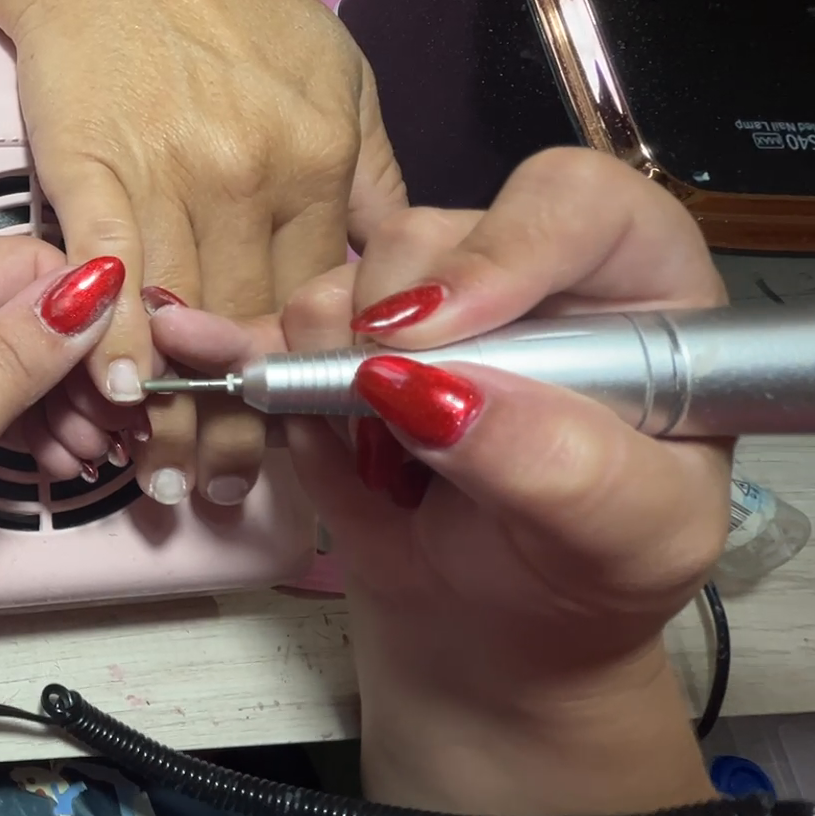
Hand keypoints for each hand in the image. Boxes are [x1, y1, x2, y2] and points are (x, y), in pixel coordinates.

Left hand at [0, 239, 120, 635]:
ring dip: (60, 399)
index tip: (136, 371)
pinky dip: (24, 422)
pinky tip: (52, 458)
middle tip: (123, 427)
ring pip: (10, 355)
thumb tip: (90, 288)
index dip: (95, 309)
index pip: (28, 263)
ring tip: (88, 455)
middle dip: (83, 363)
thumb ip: (9, 358)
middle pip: (23, 310)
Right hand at [6, 0, 404, 509]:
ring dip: (177, 408)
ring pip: (186, 314)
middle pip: (255, 324)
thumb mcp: (333, 69)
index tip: (295, 444)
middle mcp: (256, 174)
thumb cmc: (213, 6)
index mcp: (321, 157)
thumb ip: (367, 170)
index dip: (308, 381)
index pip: (324, 297)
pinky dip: (113, 335)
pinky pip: (112, 267)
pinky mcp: (95, 167)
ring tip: (165, 478)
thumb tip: (393, 255)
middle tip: (223, 498)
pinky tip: (113, 398)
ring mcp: (173, 173)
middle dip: (239, 423)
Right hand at [150, 148, 730, 699]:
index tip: (432, 335)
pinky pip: (260, 329)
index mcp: (617, 295)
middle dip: (383, 326)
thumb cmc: (574, 569)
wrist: (476, 609)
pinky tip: (191, 344)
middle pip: (420, 238)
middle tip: (382, 414)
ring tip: (354, 443)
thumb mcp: (623, 535)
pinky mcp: (320, 352)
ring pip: (328, 286)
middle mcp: (500, 281)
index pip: (570, 207)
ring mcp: (396, 314)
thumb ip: (554, 461)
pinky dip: (225, 344)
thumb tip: (414, 387)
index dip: (498, 250)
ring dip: (317, 363)